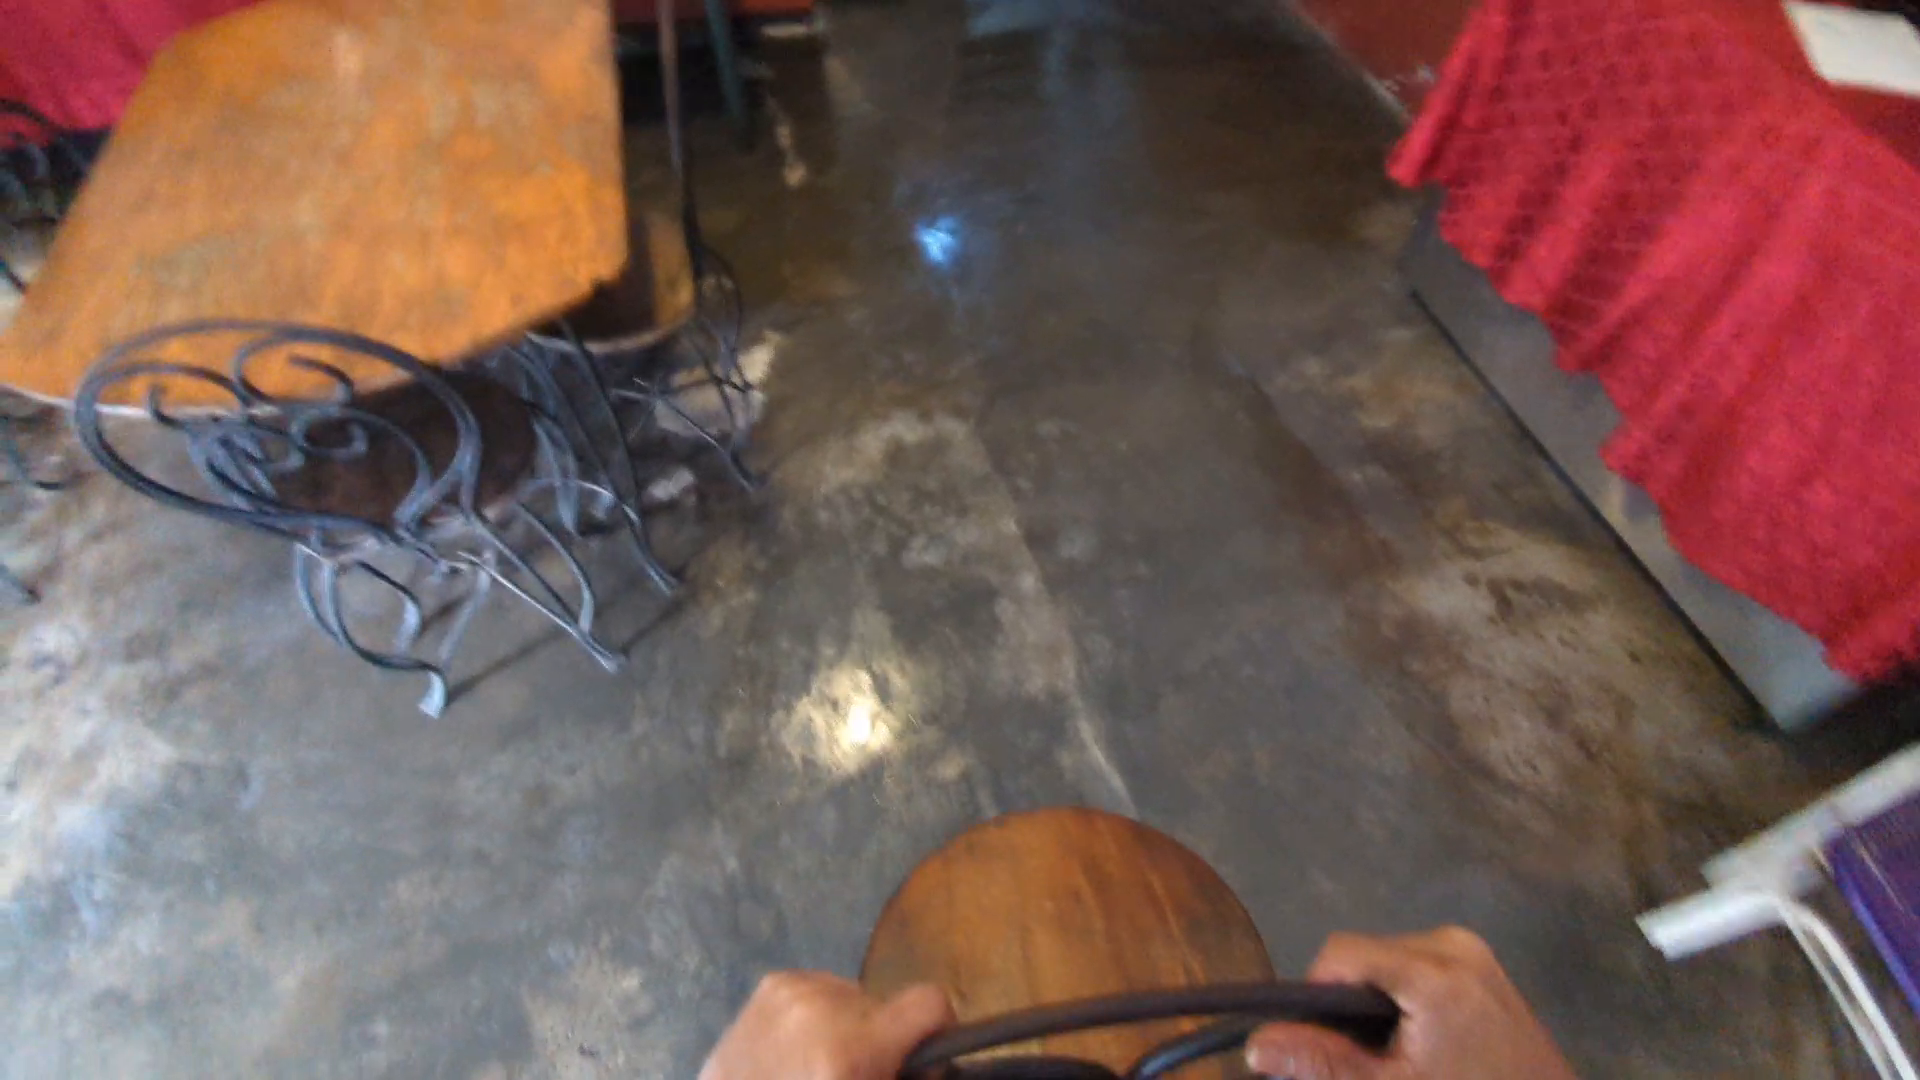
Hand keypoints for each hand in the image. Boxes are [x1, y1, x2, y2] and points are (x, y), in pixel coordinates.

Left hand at [699, 972, 953, 1079]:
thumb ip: (904, 1075)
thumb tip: (935, 1060)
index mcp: (848, 1051)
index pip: (929, 1002)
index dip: (940, 1027)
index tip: (929, 1053)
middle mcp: (823, 1008)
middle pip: (885, 1007)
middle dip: (879, 1040)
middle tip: (856, 1073)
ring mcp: (792, 991)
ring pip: (852, 997)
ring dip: (847, 1026)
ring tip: (819, 1063)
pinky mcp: (771, 983)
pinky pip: (819, 989)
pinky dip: (817, 1016)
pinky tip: (796, 1049)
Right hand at [1246, 927, 1575, 1079]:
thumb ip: (1322, 1061)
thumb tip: (1254, 1045)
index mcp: (1435, 970)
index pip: (1342, 952)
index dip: (1320, 993)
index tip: (1331, 1044)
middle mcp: (1454, 944)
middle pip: (1365, 956)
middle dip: (1353, 1002)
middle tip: (1371, 1059)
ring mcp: (1475, 953)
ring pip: (1388, 961)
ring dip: (1378, 1000)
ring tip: (1401, 1055)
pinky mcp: (1485, 966)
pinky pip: (1418, 966)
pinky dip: (1406, 998)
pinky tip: (1425, 1042)